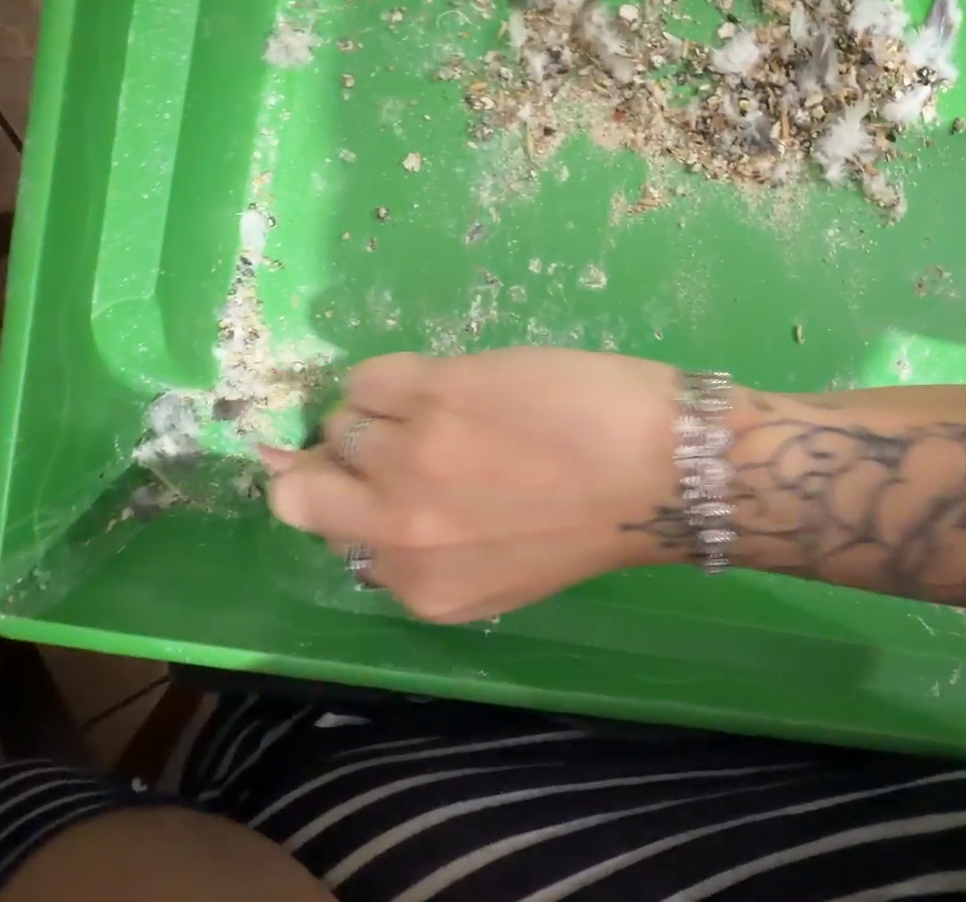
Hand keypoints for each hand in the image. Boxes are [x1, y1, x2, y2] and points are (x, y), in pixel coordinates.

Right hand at [258, 348, 685, 622]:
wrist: (667, 468)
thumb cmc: (594, 518)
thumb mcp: (502, 569)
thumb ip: (429, 551)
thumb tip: (364, 497)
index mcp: (422, 588)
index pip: (334, 540)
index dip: (358, 502)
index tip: (385, 482)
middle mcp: (400, 533)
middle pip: (298, 490)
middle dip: (332, 465)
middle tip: (387, 444)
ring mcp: (410, 457)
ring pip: (339, 424)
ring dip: (380, 416)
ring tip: (443, 412)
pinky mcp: (432, 392)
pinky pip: (365, 377)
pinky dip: (395, 379)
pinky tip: (447, 384)